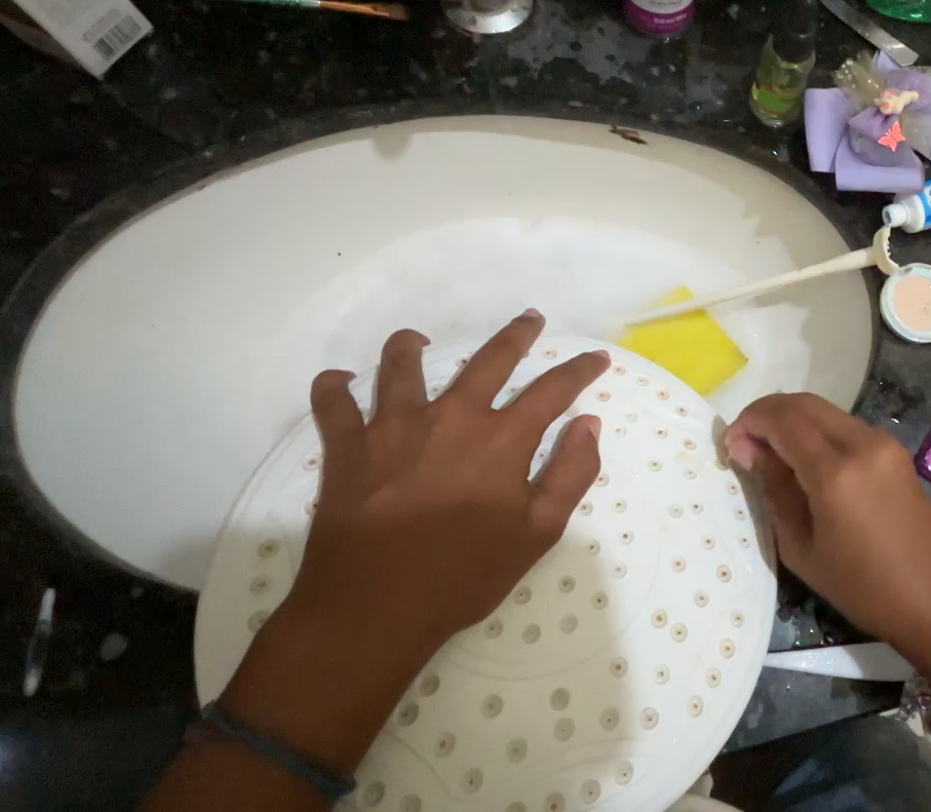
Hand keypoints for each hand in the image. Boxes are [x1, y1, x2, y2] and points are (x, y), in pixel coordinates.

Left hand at [286, 311, 609, 657]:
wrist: (373, 610)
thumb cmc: (464, 574)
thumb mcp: (538, 532)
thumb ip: (571, 472)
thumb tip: (588, 423)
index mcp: (501, 439)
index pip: (553, 389)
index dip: (580, 370)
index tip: (597, 358)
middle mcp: (451, 417)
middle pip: (489, 359)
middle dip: (516, 334)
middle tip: (531, 319)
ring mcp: (393, 428)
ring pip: (403, 365)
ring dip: (414, 346)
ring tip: (421, 340)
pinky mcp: (347, 449)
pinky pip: (333, 404)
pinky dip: (334, 388)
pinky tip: (340, 382)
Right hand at [724, 393, 930, 674]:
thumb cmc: (863, 587)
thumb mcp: (802, 548)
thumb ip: (774, 490)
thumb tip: (750, 451)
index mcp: (836, 471)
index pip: (782, 419)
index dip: (749, 423)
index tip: (730, 447)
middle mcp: (862, 443)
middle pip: (804, 403)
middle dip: (768, 414)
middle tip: (745, 445)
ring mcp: (883, 442)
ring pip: (825, 411)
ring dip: (792, 421)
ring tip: (771, 454)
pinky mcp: (895, 450)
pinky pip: (845, 426)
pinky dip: (817, 431)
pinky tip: (804, 460)